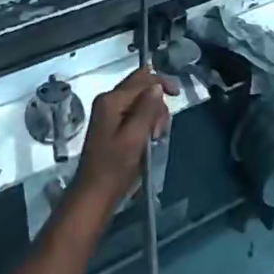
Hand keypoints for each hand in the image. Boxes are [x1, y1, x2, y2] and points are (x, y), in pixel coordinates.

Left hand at [71, 67, 175, 207]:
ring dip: (152, 115)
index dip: (161, 82)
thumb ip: (146, 109)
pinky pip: (134, 113)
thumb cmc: (115, 168)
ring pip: (139, 101)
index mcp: (111, 100)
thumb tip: (157, 86)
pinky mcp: (111, 125)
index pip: (140, 79)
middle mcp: (108, 101)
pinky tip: (148, 138)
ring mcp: (108, 112)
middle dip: (156, 104)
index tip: (178, 94)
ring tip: (154, 138)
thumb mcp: (134, 137)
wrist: (95, 194)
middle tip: (160, 130)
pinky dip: (145, 122)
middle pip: (140, 88)